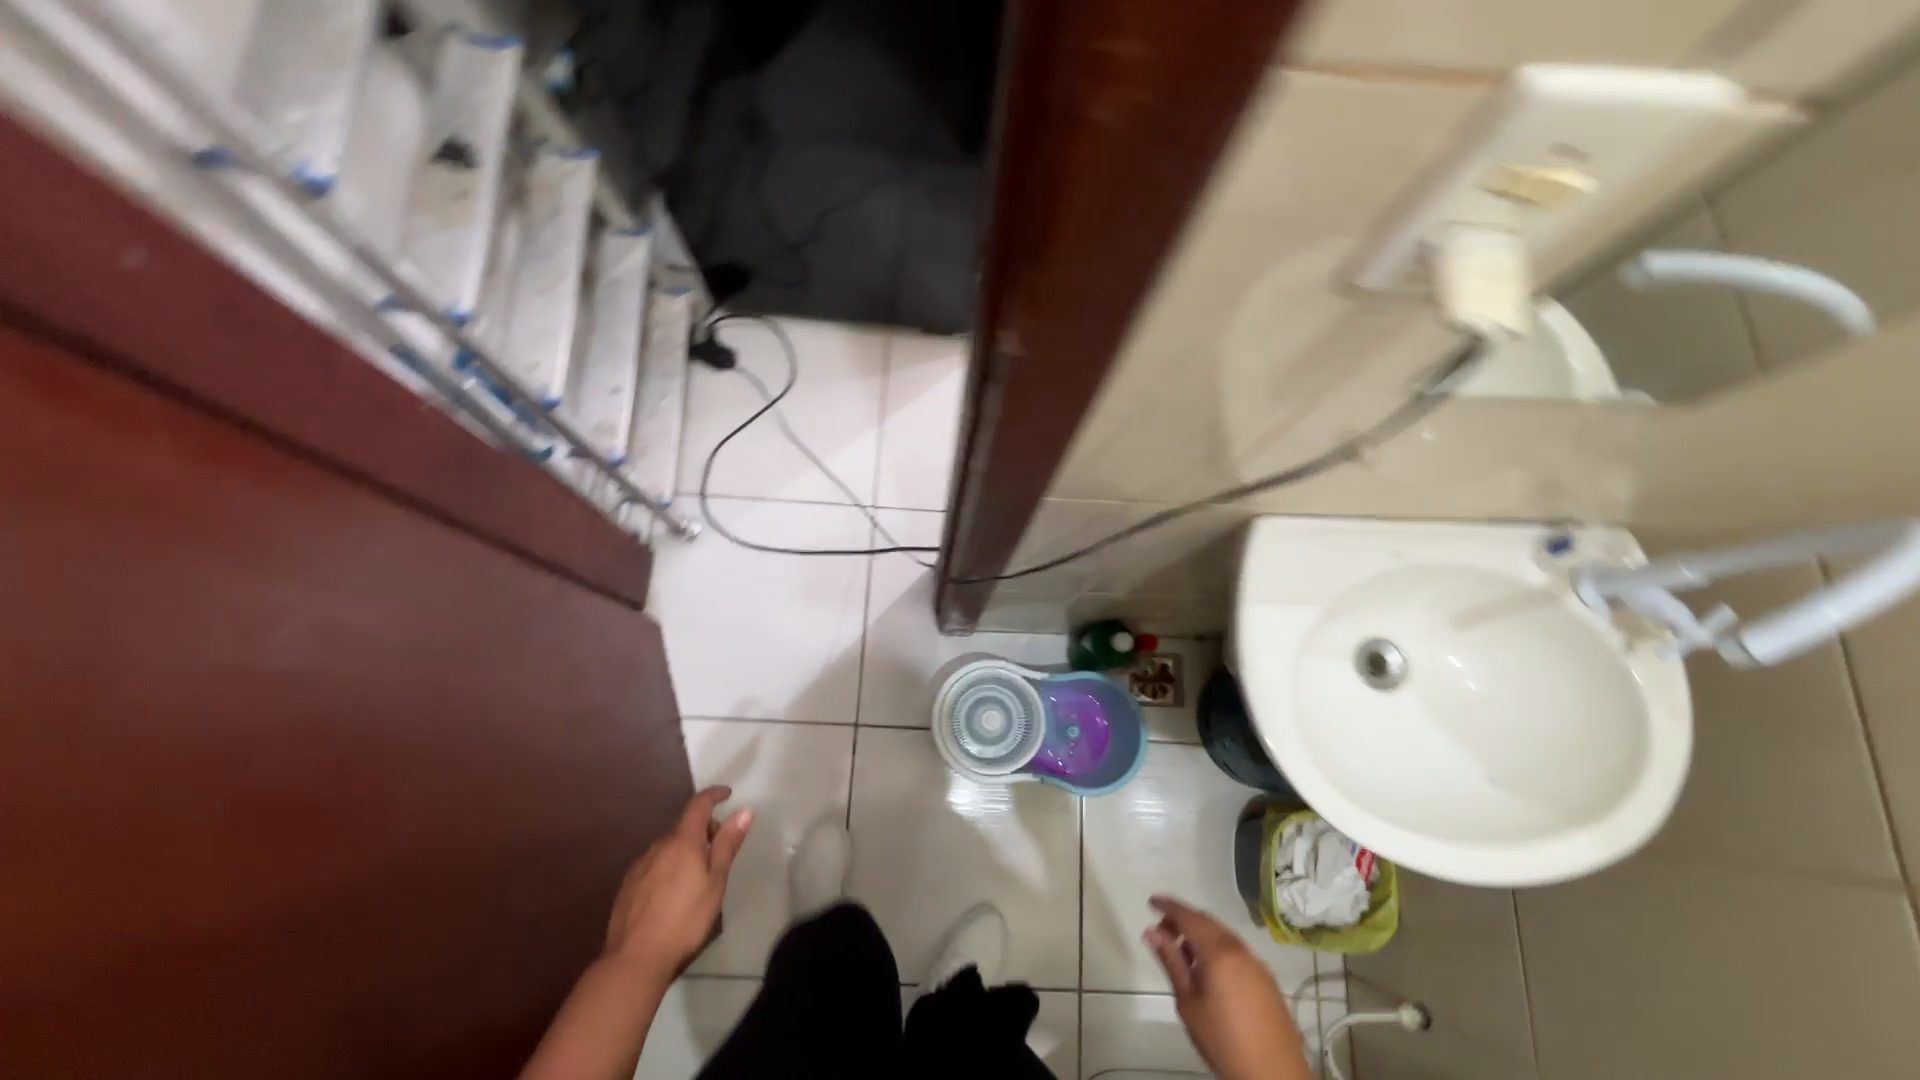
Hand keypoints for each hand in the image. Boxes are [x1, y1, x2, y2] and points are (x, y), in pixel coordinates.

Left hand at [601, 786, 752, 980]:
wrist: (635, 958)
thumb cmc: (685, 919)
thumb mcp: (716, 881)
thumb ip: (728, 844)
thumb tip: (744, 810)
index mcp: (682, 842)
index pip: (698, 805)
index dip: (714, 795)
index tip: (728, 793)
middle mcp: (658, 846)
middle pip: (684, 827)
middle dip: (704, 830)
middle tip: (720, 850)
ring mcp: (640, 866)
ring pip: (668, 847)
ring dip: (686, 850)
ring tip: (698, 876)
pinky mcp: (628, 886)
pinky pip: (654, 864)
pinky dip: (669, 867)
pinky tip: (673, 893)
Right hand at [1143, 895, 1307, 1079]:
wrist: (1273, 1075)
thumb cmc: (1222, 1040)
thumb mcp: (1188, 1002)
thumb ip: (1171, 962)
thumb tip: (1152, 932)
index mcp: (1219, 952)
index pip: (1189, 917)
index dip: (1168, 906)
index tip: (1151, 902)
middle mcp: (1241, 950)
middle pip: (1208, 922)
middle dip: (1183, 921)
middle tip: (1162, 934)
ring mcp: (1257, 964)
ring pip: (1224, 936)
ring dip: (1201, 935)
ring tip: (1182, 956)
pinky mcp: (1267, 980)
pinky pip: (1236, 952)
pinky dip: (1217, 949)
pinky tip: (1208, 973)